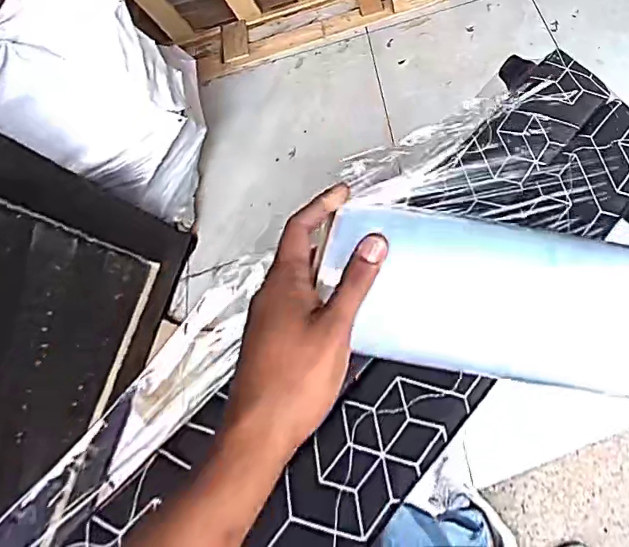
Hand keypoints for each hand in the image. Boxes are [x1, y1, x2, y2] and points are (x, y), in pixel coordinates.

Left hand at [223, 185, 385, 459]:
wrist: (256, 436)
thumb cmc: (291, 384)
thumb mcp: (335, 327)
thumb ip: (355, 282)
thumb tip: (372, 243)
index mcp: (283, 282)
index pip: (300, 227)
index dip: (321, 205)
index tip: (341, 194)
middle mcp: (270, 293)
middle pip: (296, 247)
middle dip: (323, 228)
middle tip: (347, 217)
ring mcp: (268, 316)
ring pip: (295, 273)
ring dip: (320, 257)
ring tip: (347, 254)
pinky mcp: (270, 337)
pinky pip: (294, 295)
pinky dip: (316, 284)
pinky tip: (333, 301)